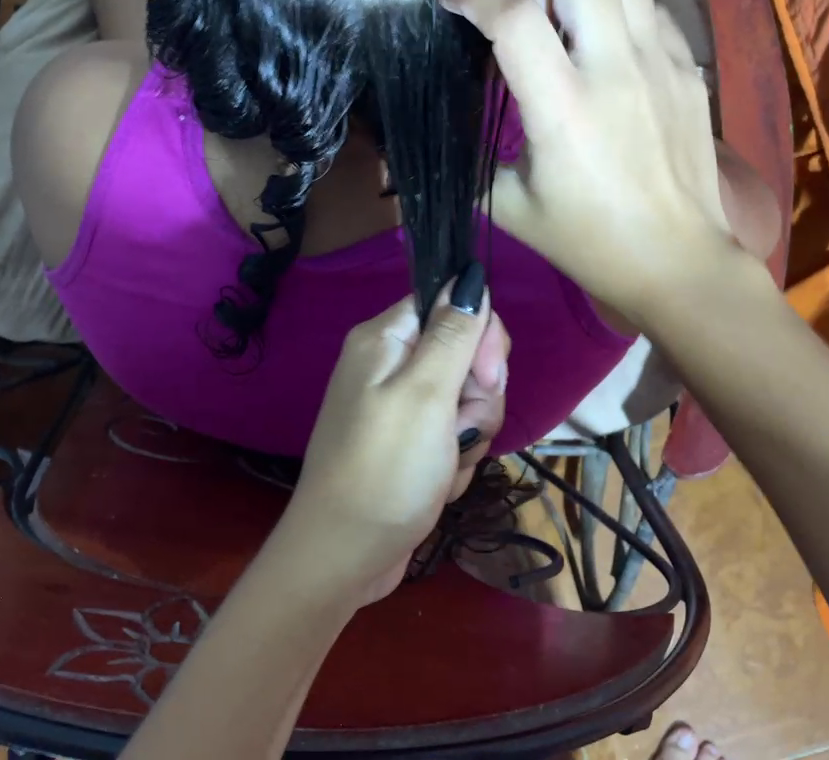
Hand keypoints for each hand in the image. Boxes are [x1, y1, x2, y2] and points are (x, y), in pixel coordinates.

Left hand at [277, 270, 506, 606]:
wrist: (344, 555)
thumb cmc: (385, 468)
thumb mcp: (426, 394)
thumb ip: (453, 333)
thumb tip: (469, 274)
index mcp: (385, 340)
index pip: (449, 305)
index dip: (479, 340)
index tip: (484, 378)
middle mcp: (390, 366)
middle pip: (465, 356)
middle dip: (477, 398)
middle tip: (458, 428)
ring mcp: (400, 409)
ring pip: (468, 402)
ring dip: (468, 437)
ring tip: (443, 464)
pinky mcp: (410, 446)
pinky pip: (454, 437)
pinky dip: (454, 462)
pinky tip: (437, 485)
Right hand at [436, 0, 743, 319]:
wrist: (676, 264)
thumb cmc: (585, 241)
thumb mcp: (508, 205)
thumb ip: (474, 155)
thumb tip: (442, 127)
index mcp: (563, 108)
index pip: (514, 17)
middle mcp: (615, 71)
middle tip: (531, 20)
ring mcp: (661, 64)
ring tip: (572, 26)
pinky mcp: (690, 70)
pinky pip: (653, 6)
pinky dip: (622, 11)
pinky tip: (610, 53)